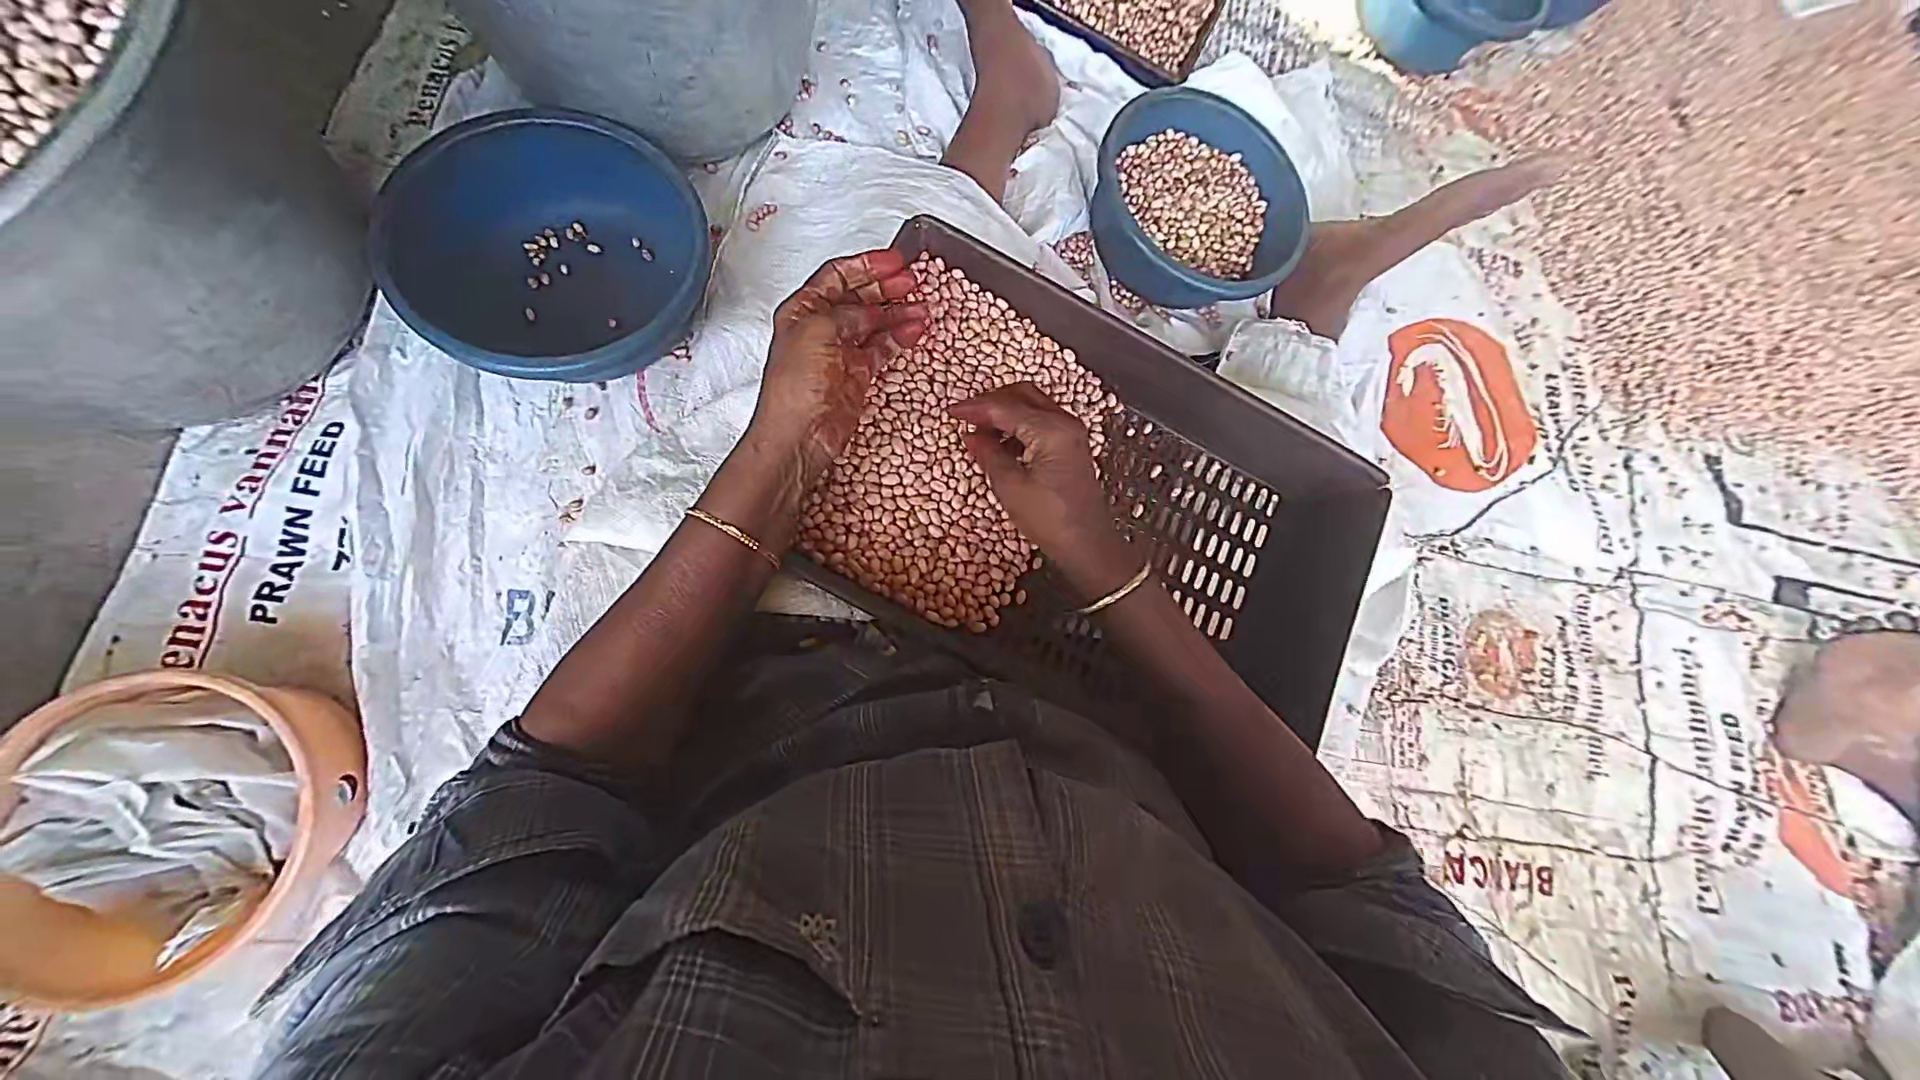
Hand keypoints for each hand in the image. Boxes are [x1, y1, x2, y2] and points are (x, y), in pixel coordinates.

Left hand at [753, 250, 927, 485]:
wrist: (799, 434)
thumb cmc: (794, 386)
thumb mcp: (818, 332)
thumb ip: (847, 314)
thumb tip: (873, 311)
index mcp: (804, 310)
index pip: (838, 276)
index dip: (866, 265)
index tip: (894, 261)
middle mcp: (822, 328)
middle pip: (860, 297)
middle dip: (887, 287)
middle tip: (913, 281)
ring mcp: (842, 352)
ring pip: (875, 323)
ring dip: (899, 313)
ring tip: (922, 306)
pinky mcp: (858, 375)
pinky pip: (883, 349)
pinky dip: (899, 338)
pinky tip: (914, 330)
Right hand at [949, 382, 1132, 593]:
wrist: (1087, 544)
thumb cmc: (1050, 519)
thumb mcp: (1010, 487)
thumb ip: (989, 454)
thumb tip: (971, 435)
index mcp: (1051, 430)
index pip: (1005, 407)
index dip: (975, 408)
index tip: (952, 412)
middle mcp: (1064, 423)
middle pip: (1021, 395)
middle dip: (991, 402)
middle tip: (966, 416)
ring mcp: (1070, 433)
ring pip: (1031, 406)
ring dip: (1004, 412)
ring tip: (979, 432)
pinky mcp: (1070, 446)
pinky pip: (1040, 422)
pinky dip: (1017, 425)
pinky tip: (1001, 444)